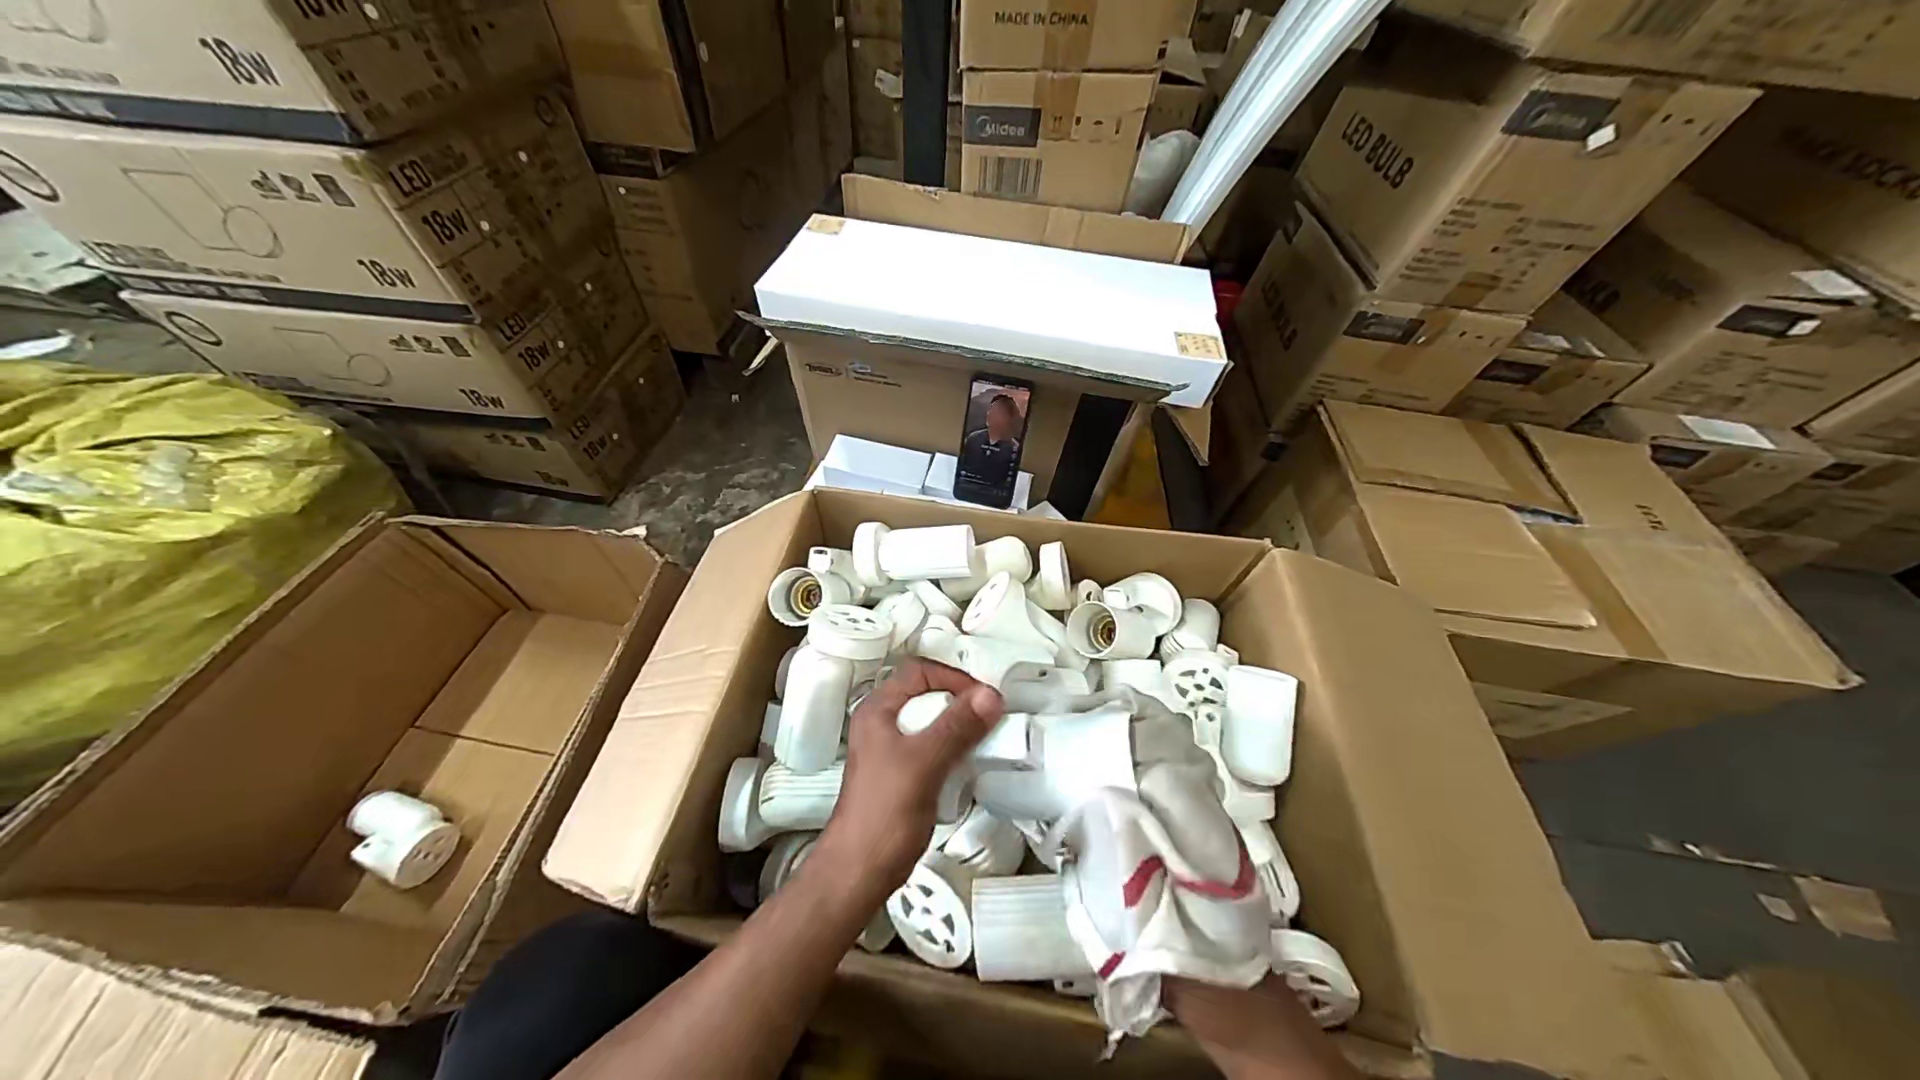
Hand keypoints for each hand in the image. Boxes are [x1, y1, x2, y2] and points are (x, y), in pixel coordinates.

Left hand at [813, 660, 1003, 894]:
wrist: (860, 871)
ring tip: (983, 741)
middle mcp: (883, 725)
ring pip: (933, 724)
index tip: (981, 697)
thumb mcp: (924, 762)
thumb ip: (957, 727)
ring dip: (959, 729)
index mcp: (878, 711)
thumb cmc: (882, 815)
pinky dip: (954, 752)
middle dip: (960, 703)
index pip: (919, 672)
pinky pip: (935, 750)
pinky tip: (968, 767)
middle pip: (927, 695)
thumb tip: (989, 696)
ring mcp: (892, 751)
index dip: (952, 678)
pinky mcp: (904, 776)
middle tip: (988, 717)